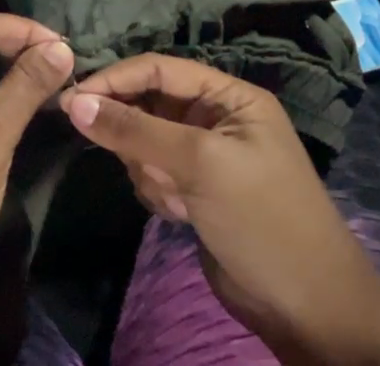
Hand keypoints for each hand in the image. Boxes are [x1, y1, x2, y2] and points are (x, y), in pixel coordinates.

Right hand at [61, 55, 379, 364]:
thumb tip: (72, 102)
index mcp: (232, 98)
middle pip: (147, 103)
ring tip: (173, 196)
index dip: (114, 79)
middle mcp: (218, 119)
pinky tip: (179, 213)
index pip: (158, 69)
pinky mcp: (196, 189)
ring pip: (143, 140)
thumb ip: (133, 129)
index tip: (71, 100)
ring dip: (147, 168)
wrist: (308, 309)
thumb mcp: (199, 164)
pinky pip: (151, 171)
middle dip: (135, 134)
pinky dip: (156, 190)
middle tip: (132, 160)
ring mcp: (206, 156)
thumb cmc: (263, 219)